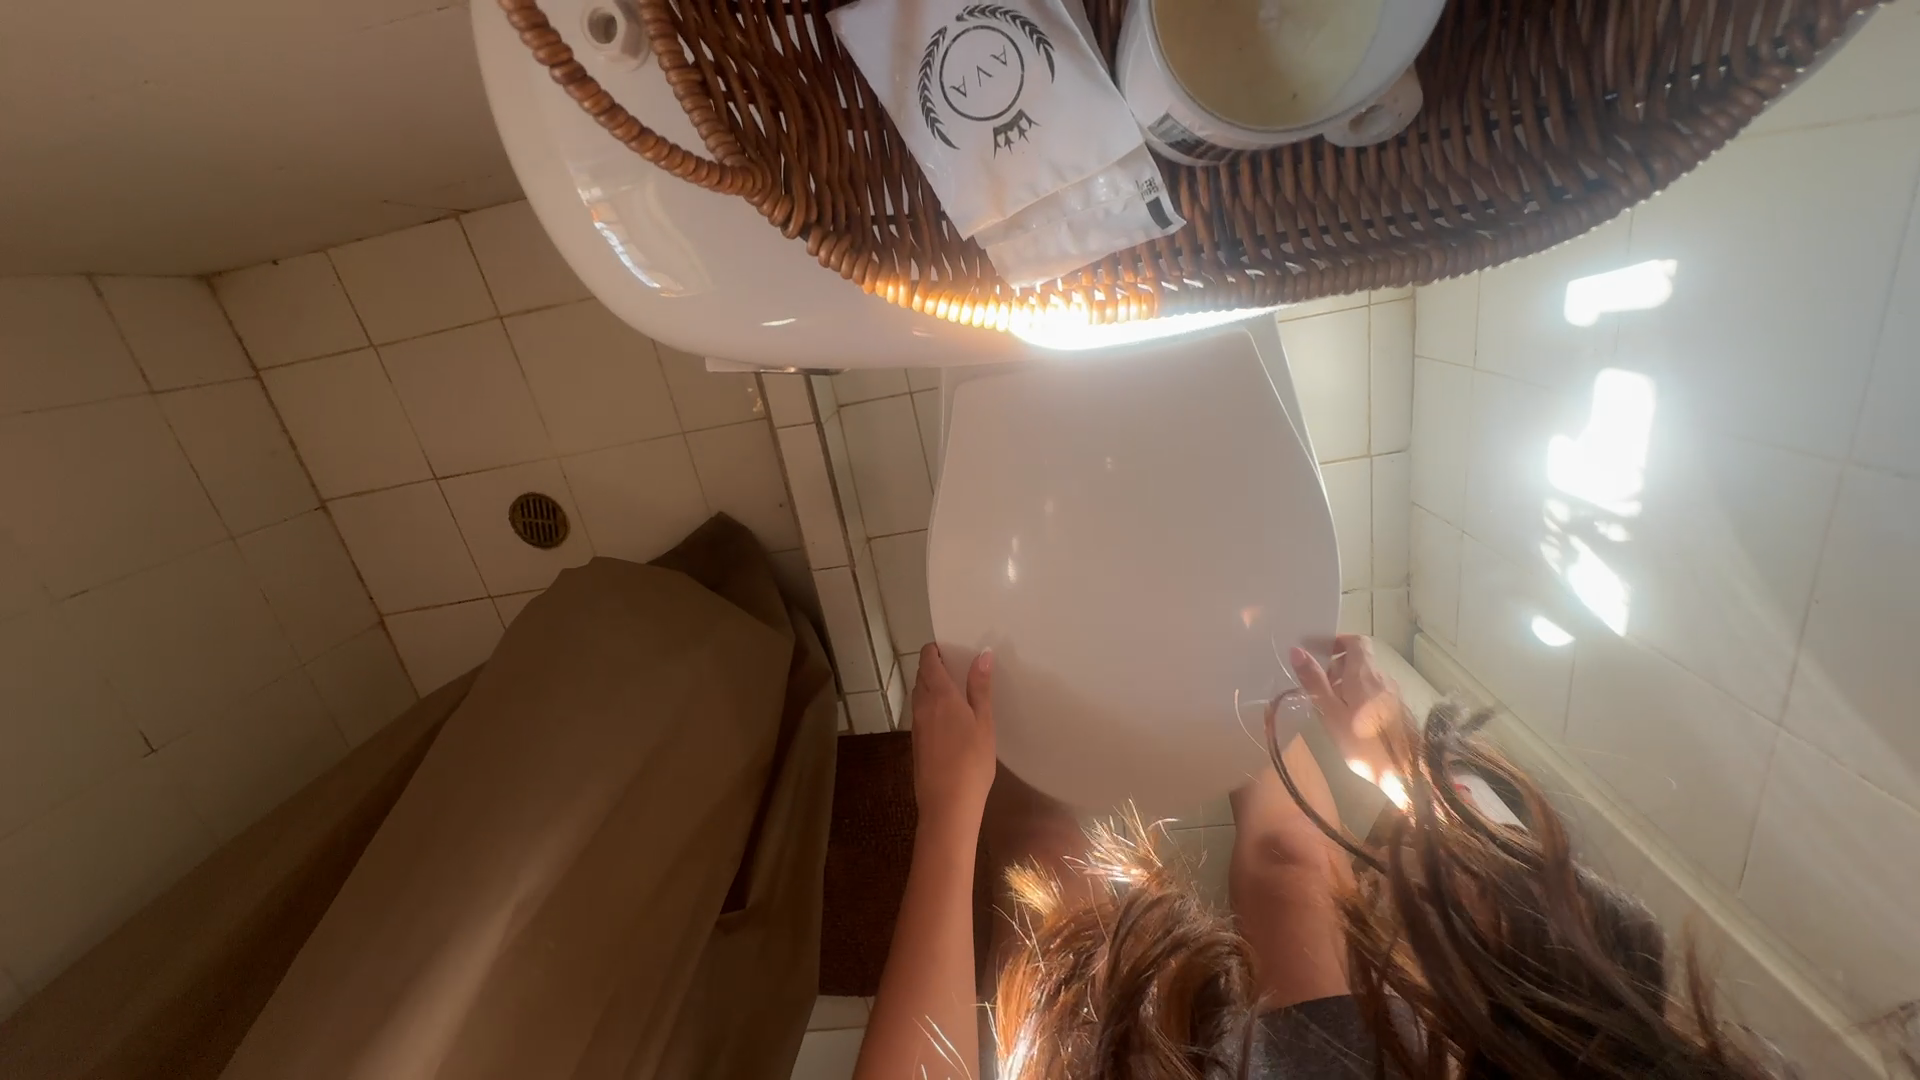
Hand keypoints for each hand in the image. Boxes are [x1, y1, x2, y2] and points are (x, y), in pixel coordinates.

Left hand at [909, 644, 996, 833]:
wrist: (947, 805)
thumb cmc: (972, 761)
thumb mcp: (983, 722)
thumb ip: (980, 687)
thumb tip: (982, 653)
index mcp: (939, 695)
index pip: (928, 661)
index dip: (933, 650)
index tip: (947, 646)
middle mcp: (922, 706)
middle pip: (921, 676)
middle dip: (932, 666)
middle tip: (954, 664)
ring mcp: (916, 726)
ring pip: (919, 695)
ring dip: (930, 686)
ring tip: (953, 688)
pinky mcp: (916, 743)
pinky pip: (920, 713)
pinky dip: (930, 705)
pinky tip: (947, 717)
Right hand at [1289, 635, 1408, 807]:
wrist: (1406, 775)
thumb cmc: (1363, 743)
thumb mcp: (1330, 713)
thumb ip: (1314, 681)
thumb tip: (1297, 651)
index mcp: (1365, 674)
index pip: (1356, 642)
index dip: (1337, 642)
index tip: (1318, 654)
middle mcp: (1382, 678)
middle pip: (1358, 660)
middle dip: (1336, 668)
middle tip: (1318, 688)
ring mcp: (1392, 694)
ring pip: (1365, 678)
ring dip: (1346, 684)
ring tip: (1330, 707)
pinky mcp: (1397, 710)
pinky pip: (1373, 692)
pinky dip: (1358, 696)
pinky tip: (1348, 719)